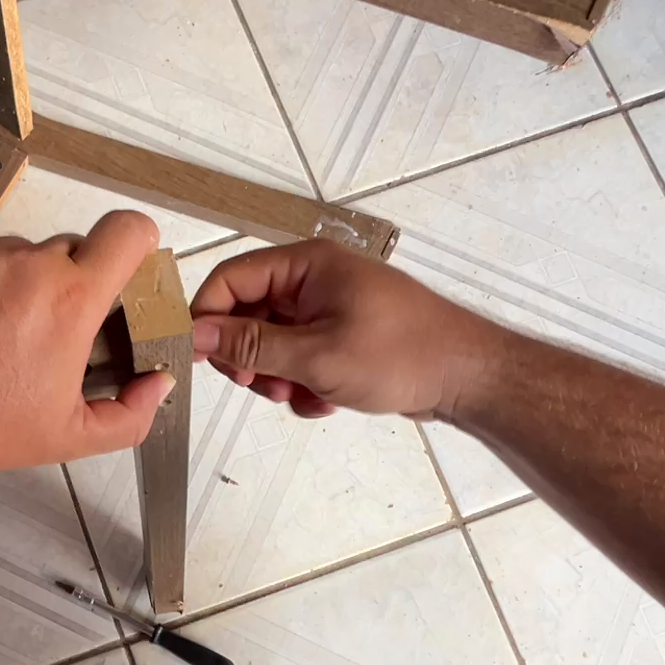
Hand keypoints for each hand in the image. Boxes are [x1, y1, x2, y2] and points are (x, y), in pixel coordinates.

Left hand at [0, 211, 176, 481]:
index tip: (125, 263)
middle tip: (42, 329)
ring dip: (16, 282)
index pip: (127, 231)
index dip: (136, 243)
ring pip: (19, 252)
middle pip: (70, 250)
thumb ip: (130, 415)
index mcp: (69, 303)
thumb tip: (157, 382)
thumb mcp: (68, 438)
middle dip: (67, 284)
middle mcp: (25, 265)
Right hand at [189, 240, 507, 420]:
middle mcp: (311, 281)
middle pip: (246, 315)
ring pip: (269, 344)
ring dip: (276, 377)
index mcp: (306, 265)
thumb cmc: (400, 355)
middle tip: (259, 386)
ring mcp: (324, 310)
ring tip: (302, 395)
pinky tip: (326, 399)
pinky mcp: (336, 338)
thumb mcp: (316, 355)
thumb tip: (196, 336)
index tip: (198, 358)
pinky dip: (302, 384)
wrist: (467, 378)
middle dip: (248, 357)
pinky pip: (296, 359)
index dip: (208, 317)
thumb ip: (251, 346)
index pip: (231, 279)